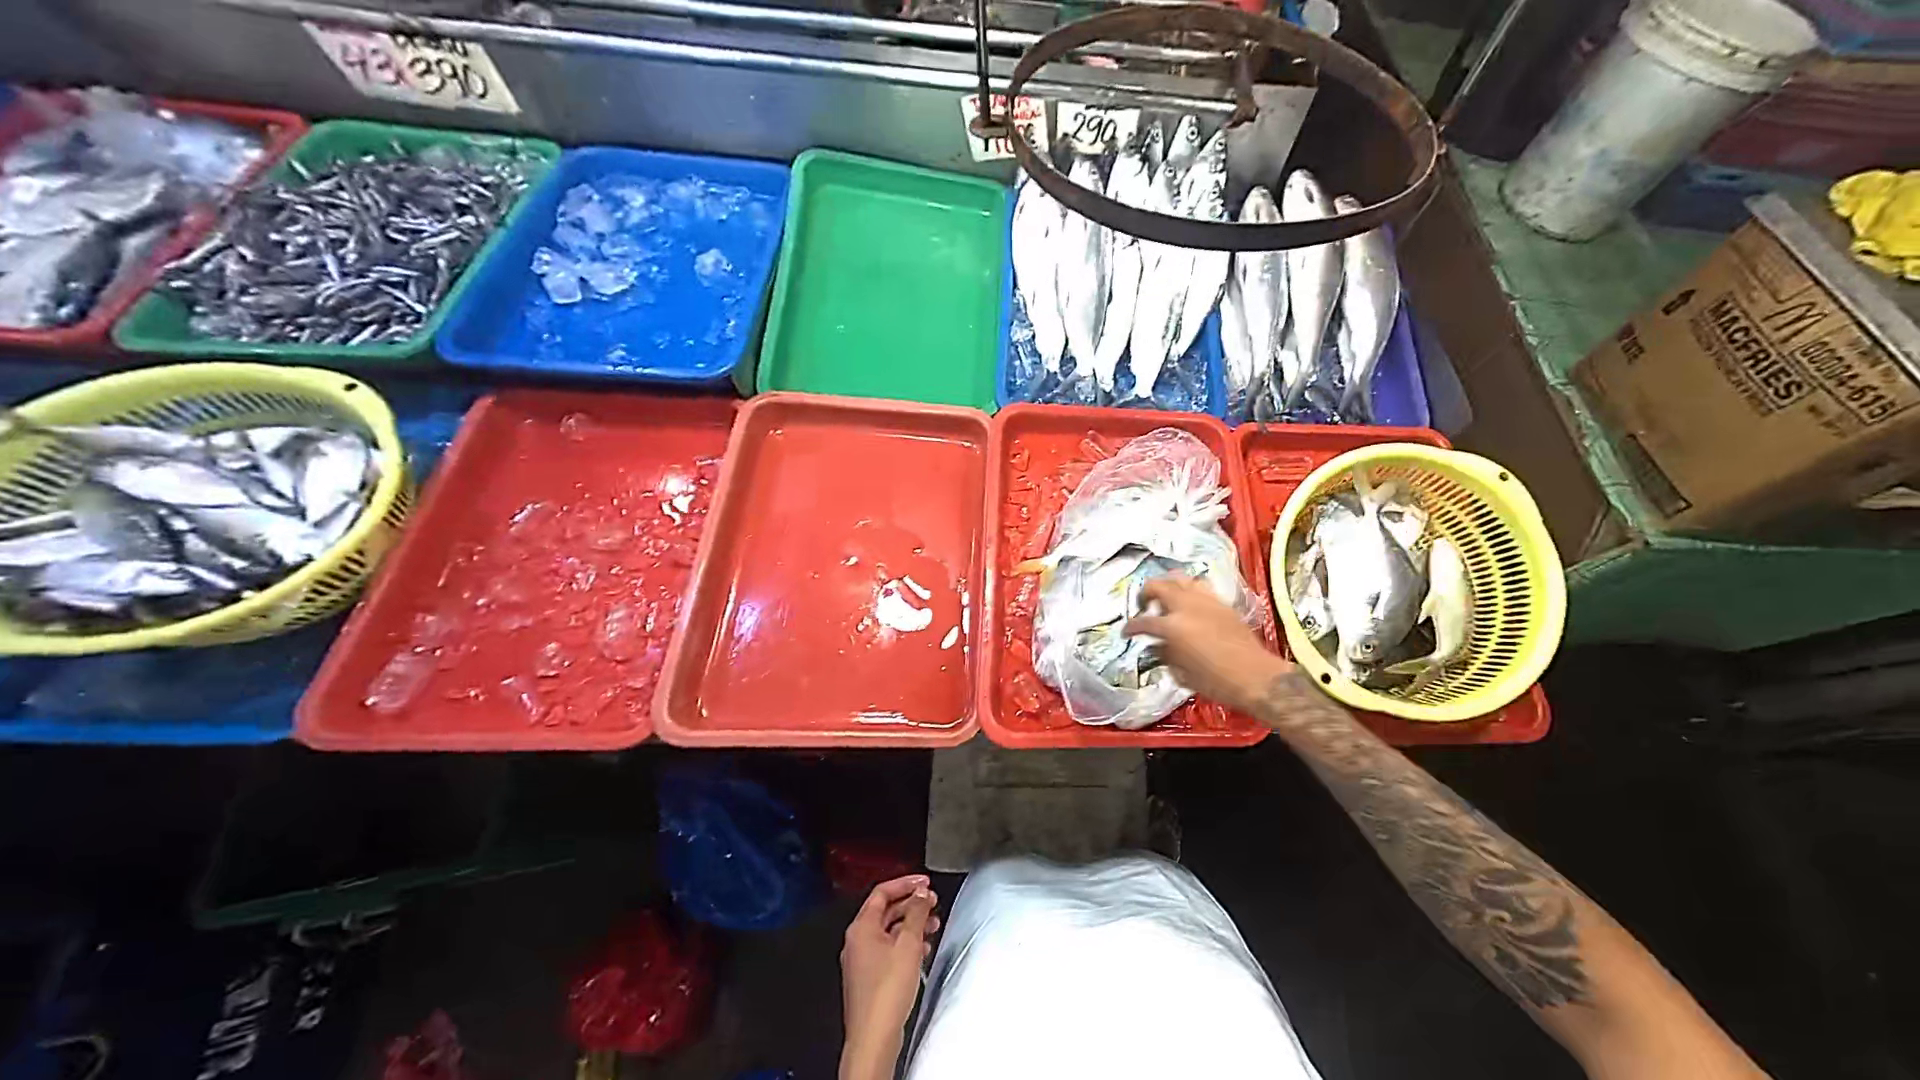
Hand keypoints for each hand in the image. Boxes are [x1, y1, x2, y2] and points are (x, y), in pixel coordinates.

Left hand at [839, 874, 940, 1079]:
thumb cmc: (885, 994)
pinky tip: (922, 951)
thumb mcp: (908, 944)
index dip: (905, 883)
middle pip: (886, 911)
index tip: (923, 883)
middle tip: (931, 902)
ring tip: (932, 925)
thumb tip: (921, 894)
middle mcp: (857, 941)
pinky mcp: (869, 977)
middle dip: (911, 905)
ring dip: (911, 925)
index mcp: (861, 927)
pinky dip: (906, 944)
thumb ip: (917, 913)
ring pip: (889, 930)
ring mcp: (862, 960)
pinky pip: (888, 949)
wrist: (874, 1036)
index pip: (882, 892)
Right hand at [1127, 574, 1292, 715]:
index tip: (1126, 632)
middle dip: (1146, 593)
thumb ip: (1165, 654)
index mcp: (1173, 627)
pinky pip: (1200, 587)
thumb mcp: (1182, 674)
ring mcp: (1207, 601)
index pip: (1143, 621)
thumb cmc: (1217, 683)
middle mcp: (1187, 607)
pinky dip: (1189, 590)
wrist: (1257, 678)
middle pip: (1159, 585)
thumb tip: (1157, 646)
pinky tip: (1189, 604)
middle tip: (1143, 606)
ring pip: (1181, 579)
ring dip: (1168, 586)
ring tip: (1166, 599)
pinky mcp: (1223, 603)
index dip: (1131, 627)